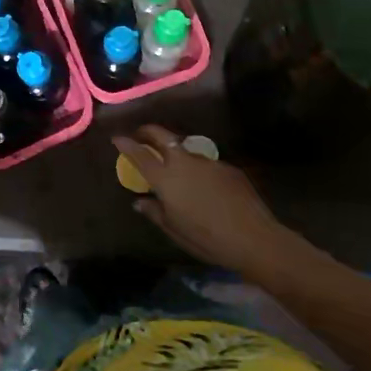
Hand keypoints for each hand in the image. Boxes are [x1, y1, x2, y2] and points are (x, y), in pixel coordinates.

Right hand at [114, 125, 305, 274]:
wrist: (254, 238)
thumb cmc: (205, 238)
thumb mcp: (173, 229)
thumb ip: (154, 211)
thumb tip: (141, 200)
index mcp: (165, 179)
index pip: (140, 154)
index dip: (126, 144)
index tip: (117, 138)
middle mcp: (185, 163)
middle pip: (162, 136)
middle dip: (148, 132)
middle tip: (141, 136)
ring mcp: (209, 163)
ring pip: (186, 151)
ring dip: (176, 154)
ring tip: (177, 171)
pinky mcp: (229, 168)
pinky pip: (206, 165)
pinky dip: (198, 170)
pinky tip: (205, 188)